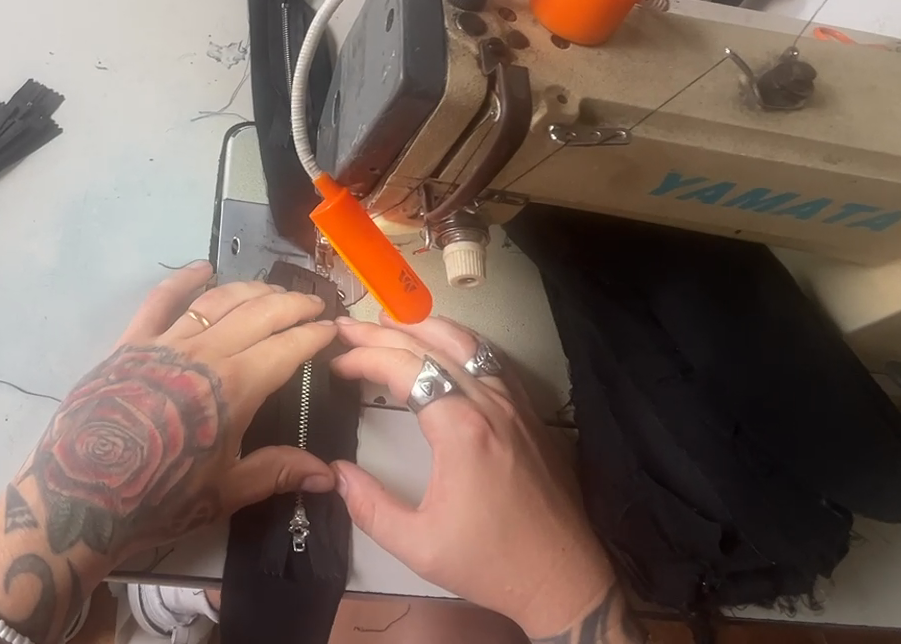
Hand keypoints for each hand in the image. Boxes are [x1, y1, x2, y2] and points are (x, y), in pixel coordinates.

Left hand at [16, 262, 340, 570]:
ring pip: (219, 301)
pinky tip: (203, 267)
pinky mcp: (133, 342)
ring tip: (274, 291)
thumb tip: (327, 476)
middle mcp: (206, 352)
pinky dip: (183, 280)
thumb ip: (278, 472)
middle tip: (313, 304)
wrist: (80, 496)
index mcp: (235, 387)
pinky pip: (162, 301)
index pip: (287, 348)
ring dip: (252, 290)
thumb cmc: (158, 499)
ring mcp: (167, 342)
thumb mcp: (225, 491)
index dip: (314, 336)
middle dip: (292, 305)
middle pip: (260, 313)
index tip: (332, 328)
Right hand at [329, 315, 639, 643]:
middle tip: (347, 328)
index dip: (364, 358)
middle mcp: (488, 401)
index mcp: (460, 428)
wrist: (565, 580)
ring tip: (388, 320)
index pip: (402, 368)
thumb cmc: (494, 564)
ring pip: (464, 341)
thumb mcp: (420, 546)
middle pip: (428, 346)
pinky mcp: (527, 409)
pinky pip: (489, 357)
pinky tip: (442, 343)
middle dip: (381, 332)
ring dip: (421, 325)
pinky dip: (457, 340)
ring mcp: (512, 401)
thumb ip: (370, 507)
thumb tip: (335, 472)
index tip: (336, 364)